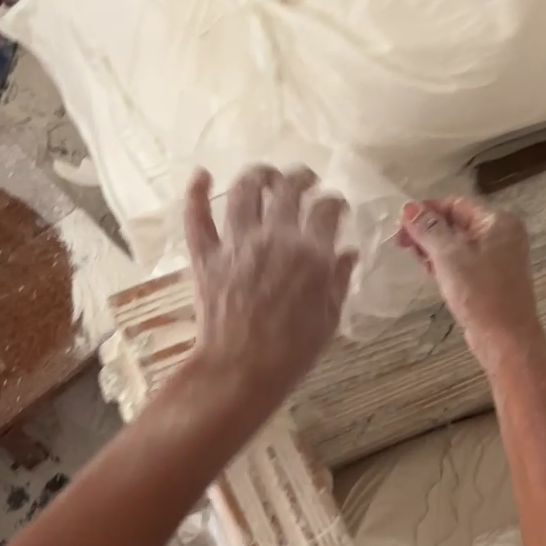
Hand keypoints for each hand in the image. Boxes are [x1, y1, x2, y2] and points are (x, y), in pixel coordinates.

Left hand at [182, 165, 357, 407]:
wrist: (241, 370)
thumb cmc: (292, 353)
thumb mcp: (329, 320)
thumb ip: (339, 281)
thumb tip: (348, 253)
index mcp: (311, 254)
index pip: (328, 209)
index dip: (335, 202)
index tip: (337, 208)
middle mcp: (275, 238)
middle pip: (289, 189)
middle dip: (302, 177)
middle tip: (306, 180)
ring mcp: (237, 244)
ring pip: (245, 191)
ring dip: (258, 175)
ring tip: (266, 175)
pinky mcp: (206, 257)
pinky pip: (198, 218)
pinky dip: (197, 192)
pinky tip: (201, 175)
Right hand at [399, 197, 541, 362]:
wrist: (506, 339)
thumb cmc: (479, 294)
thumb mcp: (449, 257)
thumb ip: (429, 229)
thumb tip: (409, 207)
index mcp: (498, 221)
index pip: (455, 204)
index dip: (426, 210)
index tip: (400, 224)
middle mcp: (502, 234)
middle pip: (457, 222)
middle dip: (428, 230)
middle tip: (402, 243)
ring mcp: (499, 257)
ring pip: (459, 243)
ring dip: (434, 247)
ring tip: (414, 258)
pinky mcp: (492, 278)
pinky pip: (464, 261)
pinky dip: (446, 263)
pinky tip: (430, 272)